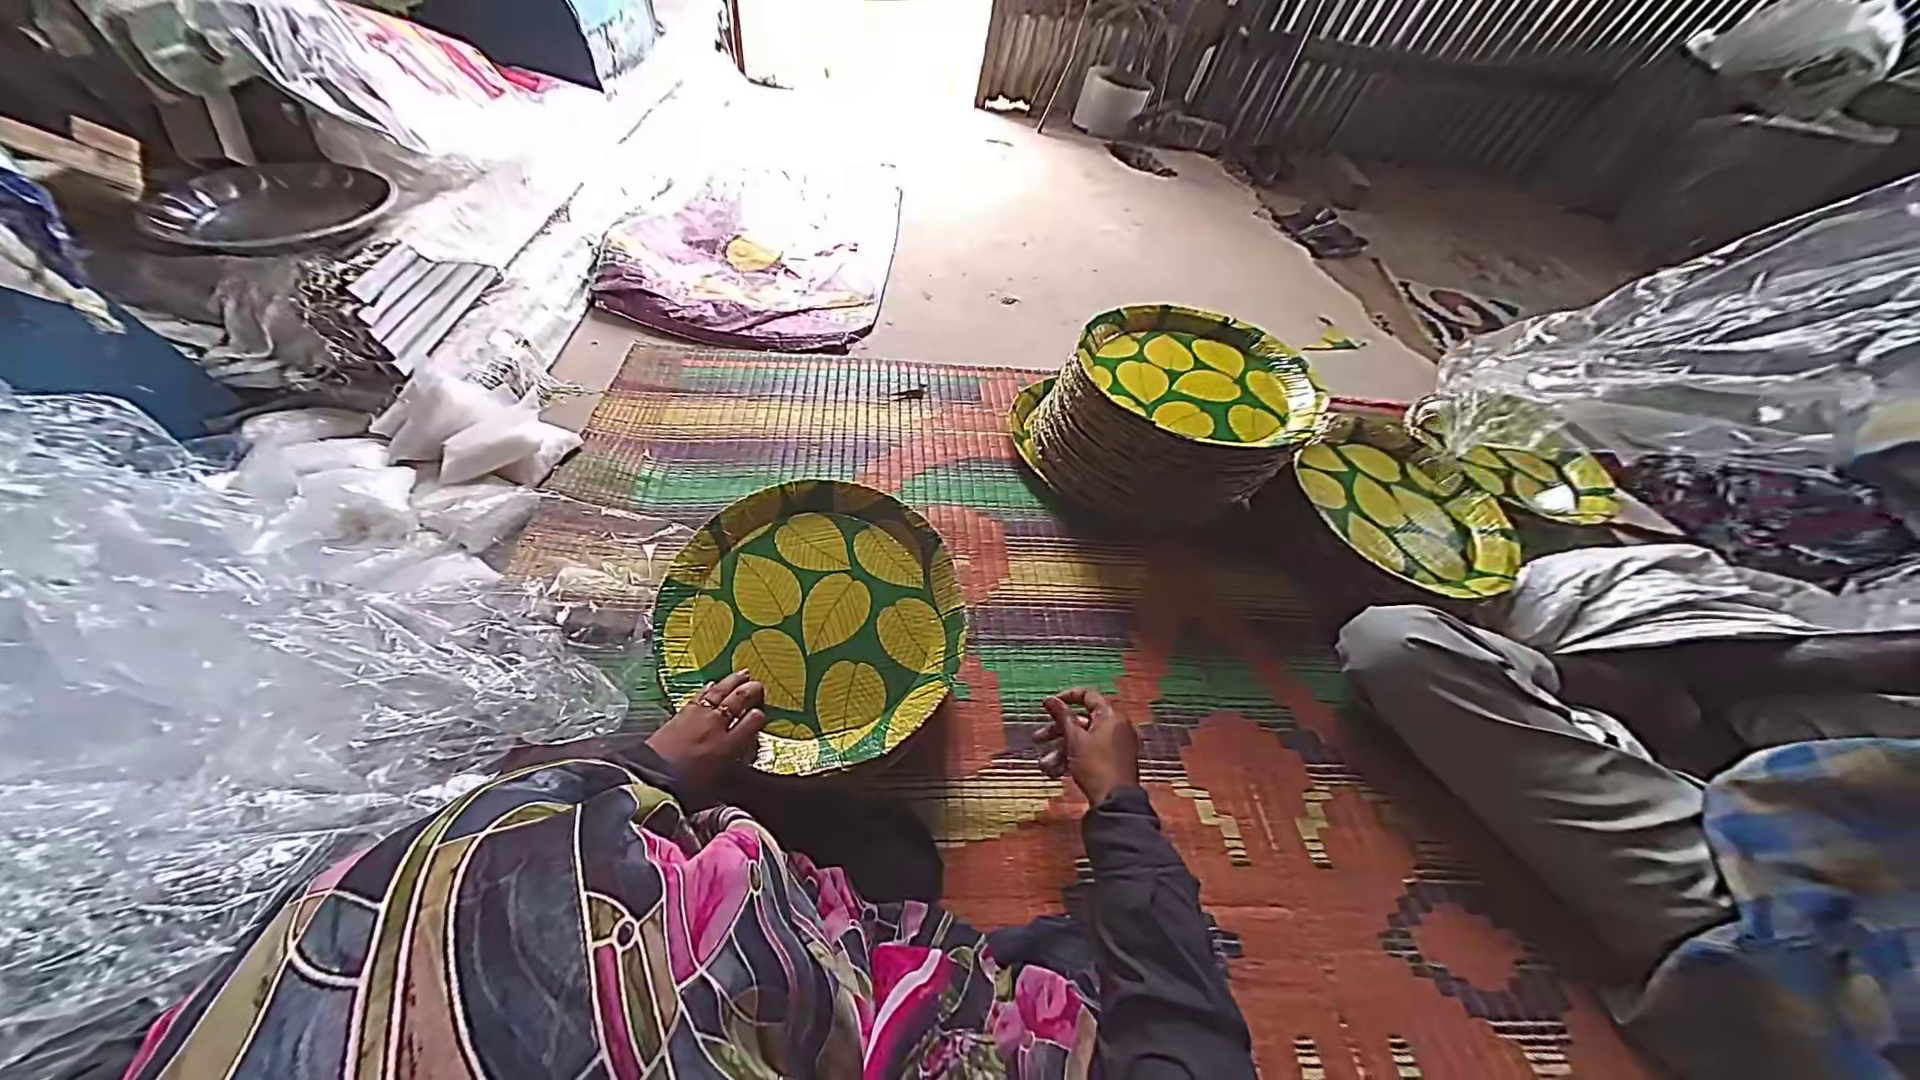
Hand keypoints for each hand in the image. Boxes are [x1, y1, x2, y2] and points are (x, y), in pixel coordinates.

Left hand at [646, 670, 768, 787]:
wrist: (649, 779)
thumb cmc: (684, 789)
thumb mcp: (717, 786)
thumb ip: (733, 770)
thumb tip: (742, 766)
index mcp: (730, 745)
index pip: (754, 721)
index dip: (760, 715)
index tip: (761, 715)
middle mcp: (718, 726)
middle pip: (740, 699)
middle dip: (752, 690)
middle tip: (759, 686)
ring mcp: (699, 716)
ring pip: (721, 692)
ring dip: (734, 682)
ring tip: (744, 674)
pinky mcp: (682, 713)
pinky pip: (701, 695)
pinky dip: (709, 688)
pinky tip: (713, 684)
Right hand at [1031, 687, 1138, 806]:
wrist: (1115, 802)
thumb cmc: (1094, 764)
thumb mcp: (1075, 739)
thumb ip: (1062, 716)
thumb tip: (1049, 699)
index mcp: (1110, 716)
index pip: (1088, 695)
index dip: (1066, 696)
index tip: (1048, 705)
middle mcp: (1115, 726)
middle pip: (1081, 721)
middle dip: (1056, 730)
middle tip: (1037, 738)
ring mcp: (1115, 744)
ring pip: (1083, 739)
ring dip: (1061, 749)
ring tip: (1044, 764)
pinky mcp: (1112, 761)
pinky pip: (1090, 752)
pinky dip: (1073, 758)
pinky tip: (1054, 771)